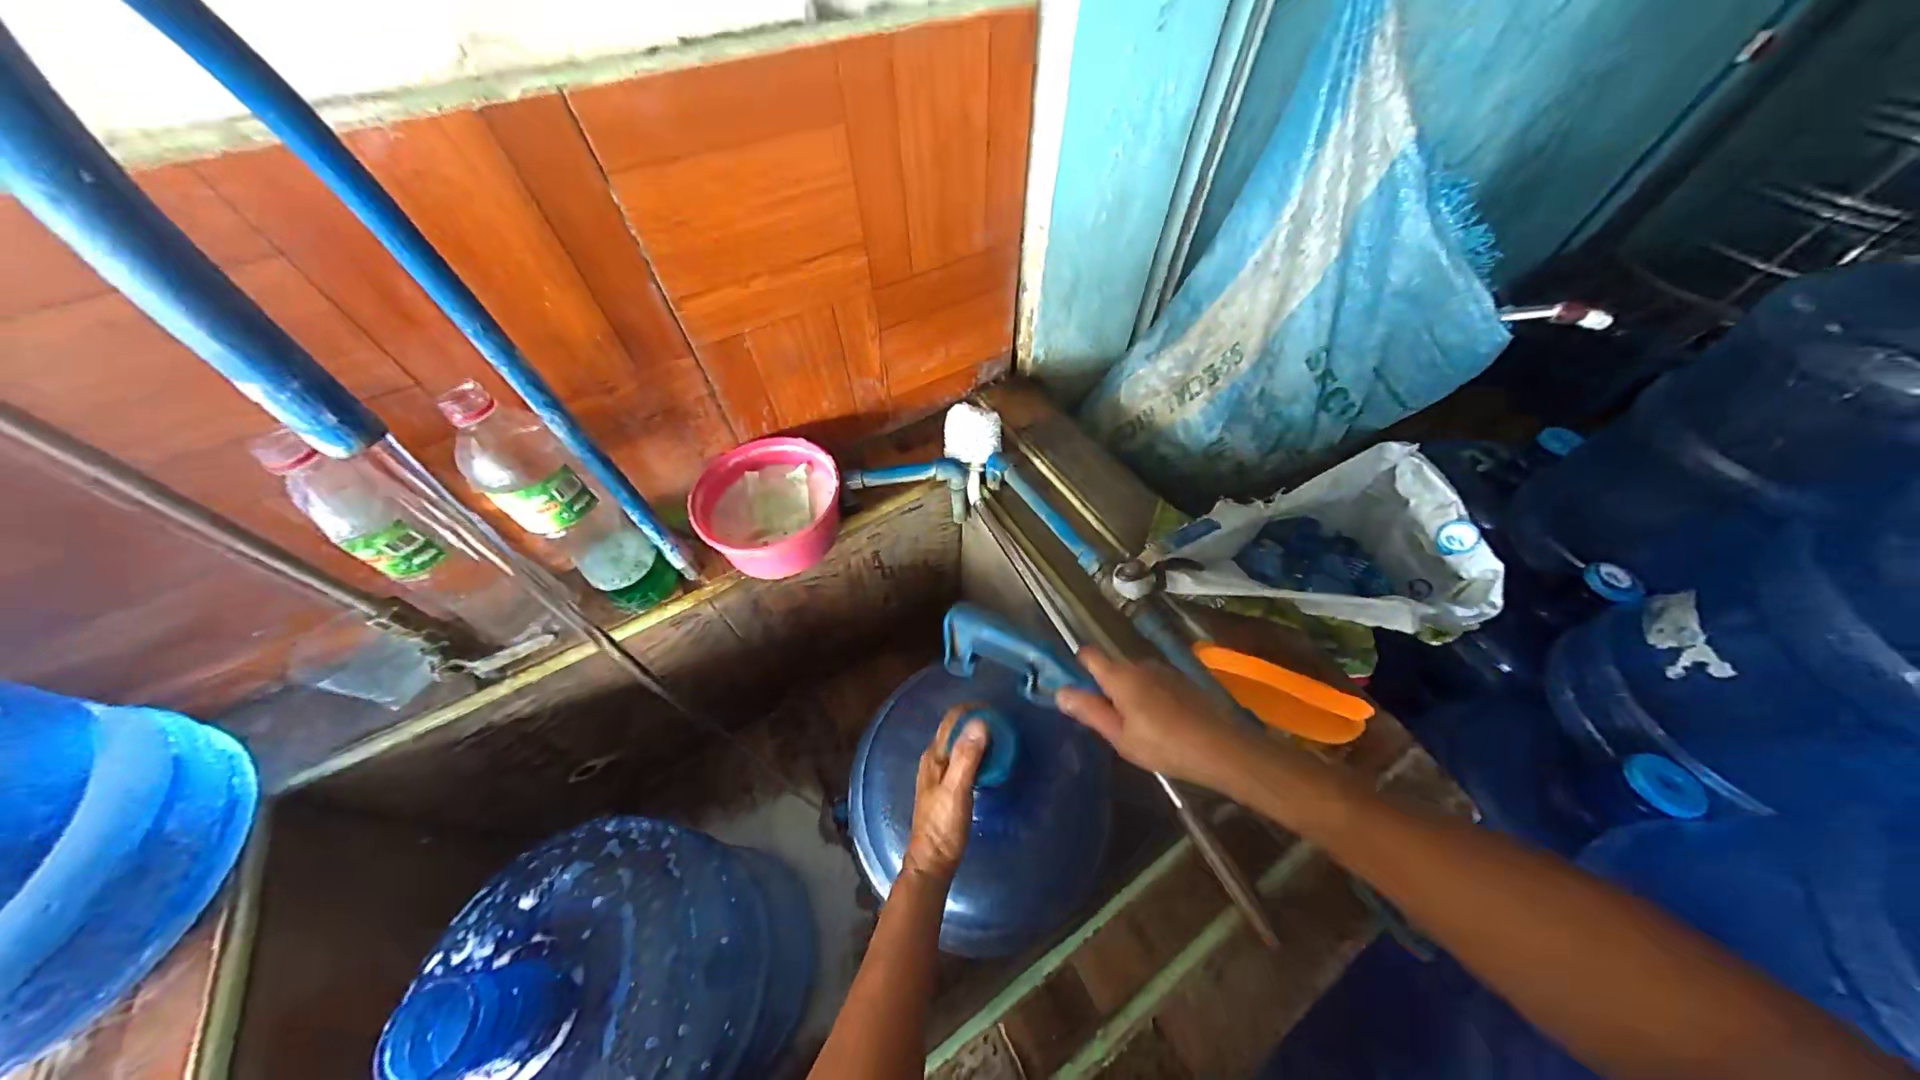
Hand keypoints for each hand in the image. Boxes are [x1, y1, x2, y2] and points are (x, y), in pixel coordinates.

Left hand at [903, 706, 988, 880]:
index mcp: (934, 756)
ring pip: (962, 745)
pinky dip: (980, 755)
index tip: (998, 710)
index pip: (952, 720)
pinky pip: (966, 760)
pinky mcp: (949, 786)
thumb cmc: (943, 828)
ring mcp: (941, 773)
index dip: (973, 710)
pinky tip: (994, 762)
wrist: (933, 863)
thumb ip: (966, 758)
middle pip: (957, 730)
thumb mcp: (956, 790)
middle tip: (1006, 724)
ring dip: (980, 738)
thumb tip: (980, 723)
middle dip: (979, 722)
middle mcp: (935, 760)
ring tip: (1005, 739)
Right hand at [1055, 647, 1256, 790]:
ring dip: (1130, 693)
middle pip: (1112, 666)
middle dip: (1106, 687)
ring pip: (1134, 675)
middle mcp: (1140, 664)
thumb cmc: (1164, 746)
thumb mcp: (1120, 737)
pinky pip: (1154, 682)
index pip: (1089, 654)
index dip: (1079, 666)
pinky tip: (1161, 723)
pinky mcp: (1183, 680)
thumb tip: (1060, 692)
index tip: (1078, 690)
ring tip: (1137, 726)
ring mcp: (1164, 670)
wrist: (1223, 749)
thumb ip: (1090, 711)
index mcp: (1120, 676)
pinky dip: (1150, 696)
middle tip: (1109, 721)